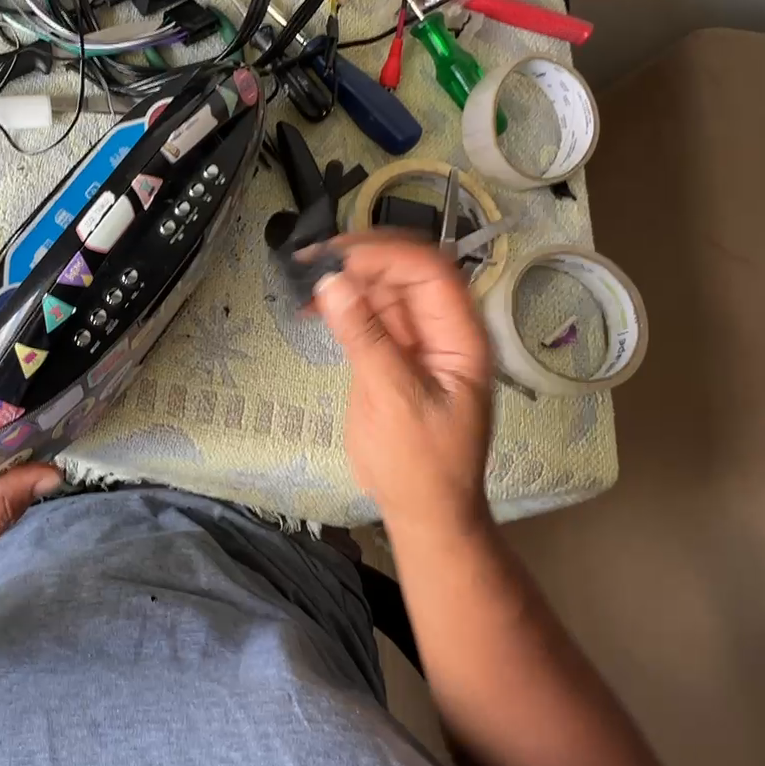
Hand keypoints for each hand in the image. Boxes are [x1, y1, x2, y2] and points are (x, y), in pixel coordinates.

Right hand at [309, 231, 494, 532]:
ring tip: (303, 276)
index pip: (429, 272)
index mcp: (461, 337)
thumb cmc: (422, 464)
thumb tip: (332, 283)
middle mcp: (440, 330)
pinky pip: (365, 315)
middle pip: (404, 273)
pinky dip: (339, 305)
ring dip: (344, 278)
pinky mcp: (388, 355)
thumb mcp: (395, 399)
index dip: (385, 255)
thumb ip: (366, 339)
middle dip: (360, 259)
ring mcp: (413, 342)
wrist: (422, 510)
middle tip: (311, 260)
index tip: (336, 258)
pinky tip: (311, 305)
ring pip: (381, 290)